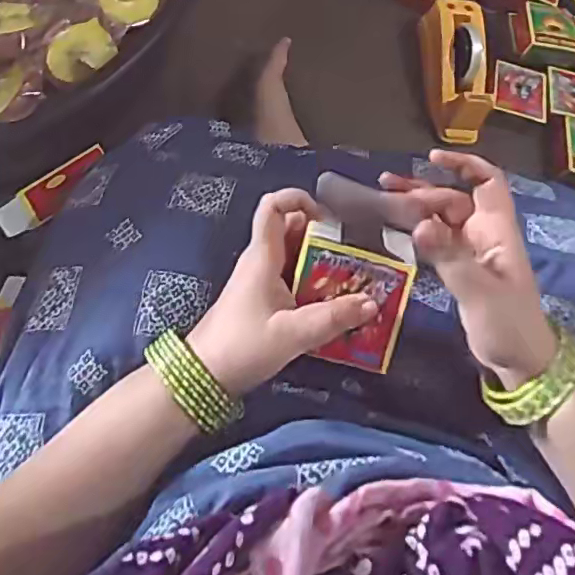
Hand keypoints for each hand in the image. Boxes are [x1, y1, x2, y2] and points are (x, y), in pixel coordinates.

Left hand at [187, 188, 376, 393]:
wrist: (203, 376)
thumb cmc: (242, 346)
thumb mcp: (293, 334)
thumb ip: (333, 318)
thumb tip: (372, 302)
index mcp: (263, 255)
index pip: (274, 205)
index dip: (300, 199)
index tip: (327, 220)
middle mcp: (261, 259)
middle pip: (291, 227)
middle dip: (322, 235)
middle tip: (350, 255)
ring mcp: (260, 277)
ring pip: (294, 253)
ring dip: (320, 261)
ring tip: (350, 279)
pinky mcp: (262, 296)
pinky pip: (291, 275)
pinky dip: (312, 280)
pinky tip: (332, 302)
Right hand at [380, 150, 557, 388]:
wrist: (522, 364)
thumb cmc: (509, 325)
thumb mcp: (480, 292)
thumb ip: (449, 257)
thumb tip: (419, 225)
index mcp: (497, 231)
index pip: (487, 182)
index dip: (464, 163)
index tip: (432, 158)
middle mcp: (484, 234)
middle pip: (454, 197)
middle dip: (423, 188)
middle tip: (387, 188)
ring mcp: (471, 250)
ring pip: (442, 217)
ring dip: (416, 206)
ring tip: (384, 195)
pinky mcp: (460, 267)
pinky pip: (436, 238)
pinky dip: (418, 229)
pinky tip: (396, 227)